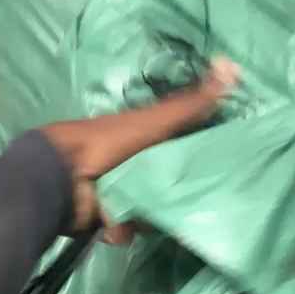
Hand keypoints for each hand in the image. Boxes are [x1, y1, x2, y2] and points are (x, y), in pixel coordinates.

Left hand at [37, 57, 238, 241]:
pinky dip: (123, 225)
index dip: (201, 155)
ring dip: (148, 213)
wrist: (61, 178)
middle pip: (171, 184)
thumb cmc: (109, 142)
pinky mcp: (111, 218)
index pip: (183, 147)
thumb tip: (233, 65)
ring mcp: (124, 193)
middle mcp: (137, 165)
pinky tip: (116, 219)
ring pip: (154, 210)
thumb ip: (192, 104)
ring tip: (140, 209)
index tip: (222, 166)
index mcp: (147, 139)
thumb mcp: (156, 122)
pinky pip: (131, 228)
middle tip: (187, 198)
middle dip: (176, 193)